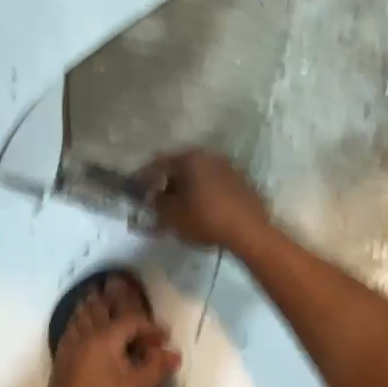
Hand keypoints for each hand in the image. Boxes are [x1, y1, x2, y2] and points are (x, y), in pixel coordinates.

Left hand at [29, 305, 180, 386]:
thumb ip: (157, 368)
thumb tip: (173, 353)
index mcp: (104, 340)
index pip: (131, 321)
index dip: (151, 327)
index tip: (165, 338)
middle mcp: (85, 338)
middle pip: (100, 311)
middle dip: (114, 301)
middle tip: (122, 289)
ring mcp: (69, 349)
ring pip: (81, 319)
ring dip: (91, 307)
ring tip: (95, 295)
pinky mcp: (61, 362)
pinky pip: (70, 331)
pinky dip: (77, 321)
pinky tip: (76, 325)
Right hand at [138, 149, 271, 250]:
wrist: (248, 230)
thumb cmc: (205, 219)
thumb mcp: (172, 216)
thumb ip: (158, 203)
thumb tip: (154, 196)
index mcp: (190, 159)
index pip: (160, 163)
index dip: (146, 176)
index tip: (139, 188)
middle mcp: (209, 156)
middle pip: (181, 166)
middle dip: (169, 181)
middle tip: (160, 198)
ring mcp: (228, 167)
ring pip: (200, 173)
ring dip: (189, 186)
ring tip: (182, 204)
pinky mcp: (241, 181)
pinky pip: (216, 182)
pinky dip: (206, 191)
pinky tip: (204, 206)